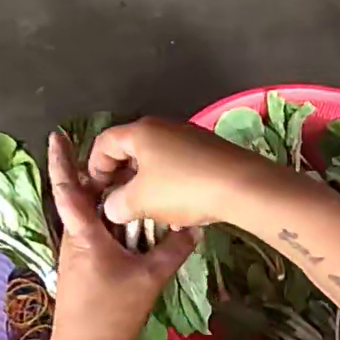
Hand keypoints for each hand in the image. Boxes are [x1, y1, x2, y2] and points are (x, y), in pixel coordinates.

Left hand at [43, 130, 196, 339]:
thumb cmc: (112, 311)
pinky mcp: (84, 270)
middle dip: (90, 173)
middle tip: (108, 150)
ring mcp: (77, 256)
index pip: (70, 190)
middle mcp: (75, 241)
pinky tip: (130, 221)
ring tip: (125, 179)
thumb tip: (196, 225)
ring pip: (89, 217)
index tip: (58, 134)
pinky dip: (110, 220)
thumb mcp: (150, 278)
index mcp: (84, 236)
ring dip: (103, 197)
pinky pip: (96, 234)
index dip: (61, 161)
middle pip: (79, 199)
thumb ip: (174, 249)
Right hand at [89, 117, 275, 228]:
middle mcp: (167, 127)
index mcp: (142, 131)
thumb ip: (117, 204)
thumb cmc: (184, 189)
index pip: (105, 143)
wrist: (244, 187)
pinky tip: (184, 212)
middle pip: (135, 151)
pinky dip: (177, 186)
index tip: (97, 192)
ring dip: (153, 187)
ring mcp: (195, 137)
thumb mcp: (140, 201)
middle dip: (126, 179)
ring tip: (154, 213)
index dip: (94, 168)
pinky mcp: (216, 152)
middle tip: (124, 203)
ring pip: (162, 162)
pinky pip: (186, 168)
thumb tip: (114, 206)